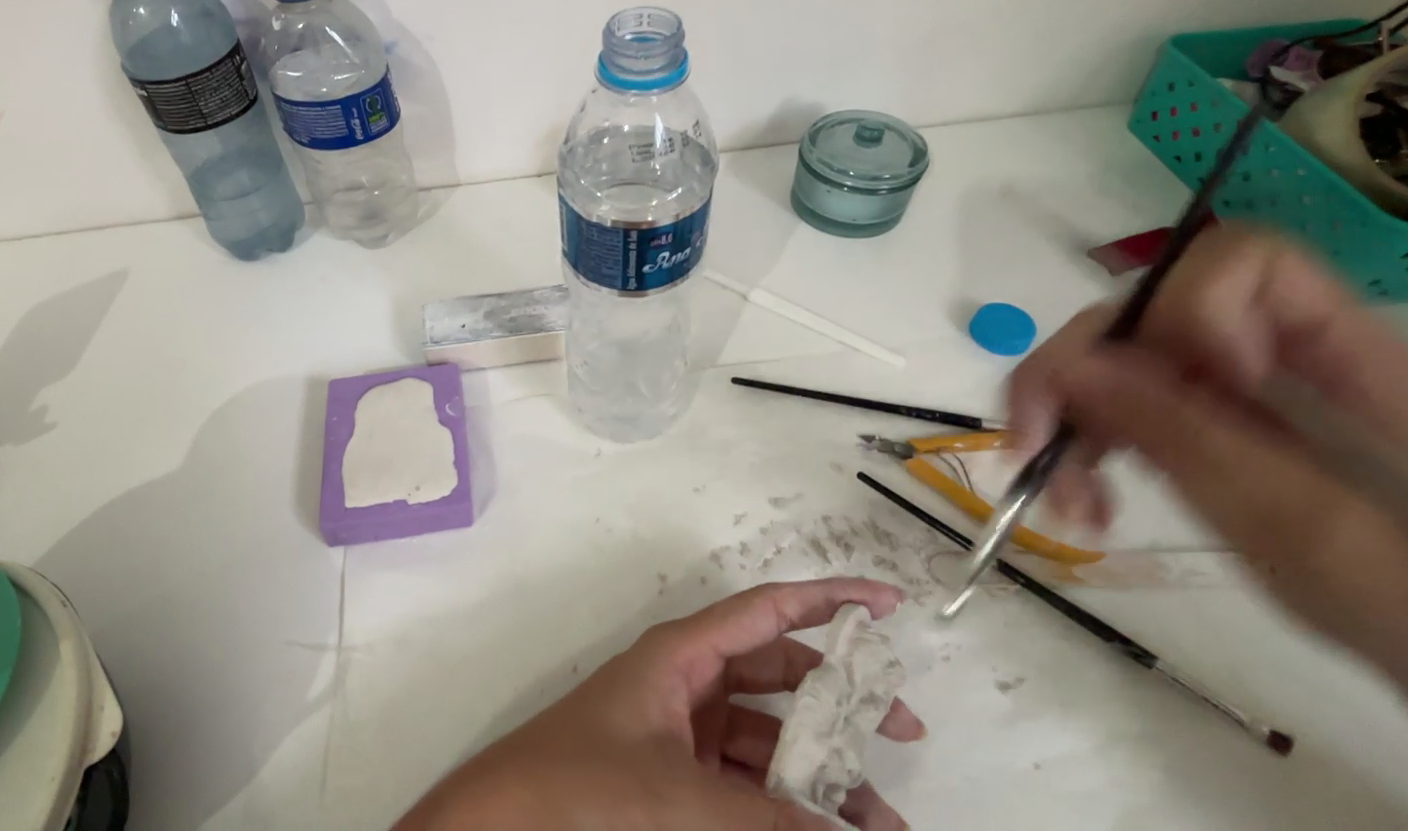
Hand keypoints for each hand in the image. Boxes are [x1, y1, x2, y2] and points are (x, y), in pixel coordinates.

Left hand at [395, 579, 925, 829]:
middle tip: (905, 731)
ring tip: (879, 818)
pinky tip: (819, 828)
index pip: (770, 611)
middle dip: (842, 701)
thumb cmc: (582, 783)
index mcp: (684, 654)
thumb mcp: (678, 797)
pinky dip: (782, 800)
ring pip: (768, 736)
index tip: (890, 605)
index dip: (831, 599)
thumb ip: (767, 818)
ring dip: (819, 771)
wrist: (503, 822)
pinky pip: (744, 776)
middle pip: (780, 675)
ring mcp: (681, 728)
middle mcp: (688, 680)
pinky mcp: (674, 773)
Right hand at [1007, 226, 1407, 764]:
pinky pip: (1107, 405)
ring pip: (1106, 361)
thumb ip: (1190, 435)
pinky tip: (1086, 505)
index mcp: (1336, 351)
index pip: (1237, 263)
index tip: (1168, 395)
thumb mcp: (1304, 523)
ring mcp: (1223, 386)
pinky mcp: (1192, 421)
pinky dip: (1078, 450)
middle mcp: (1267, 352)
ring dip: (1064, 423)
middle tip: (1036, 449)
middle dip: (1074, 375)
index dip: (1182, 311)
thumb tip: (1073, 364)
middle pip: (1141, 312)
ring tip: (1069, 502)